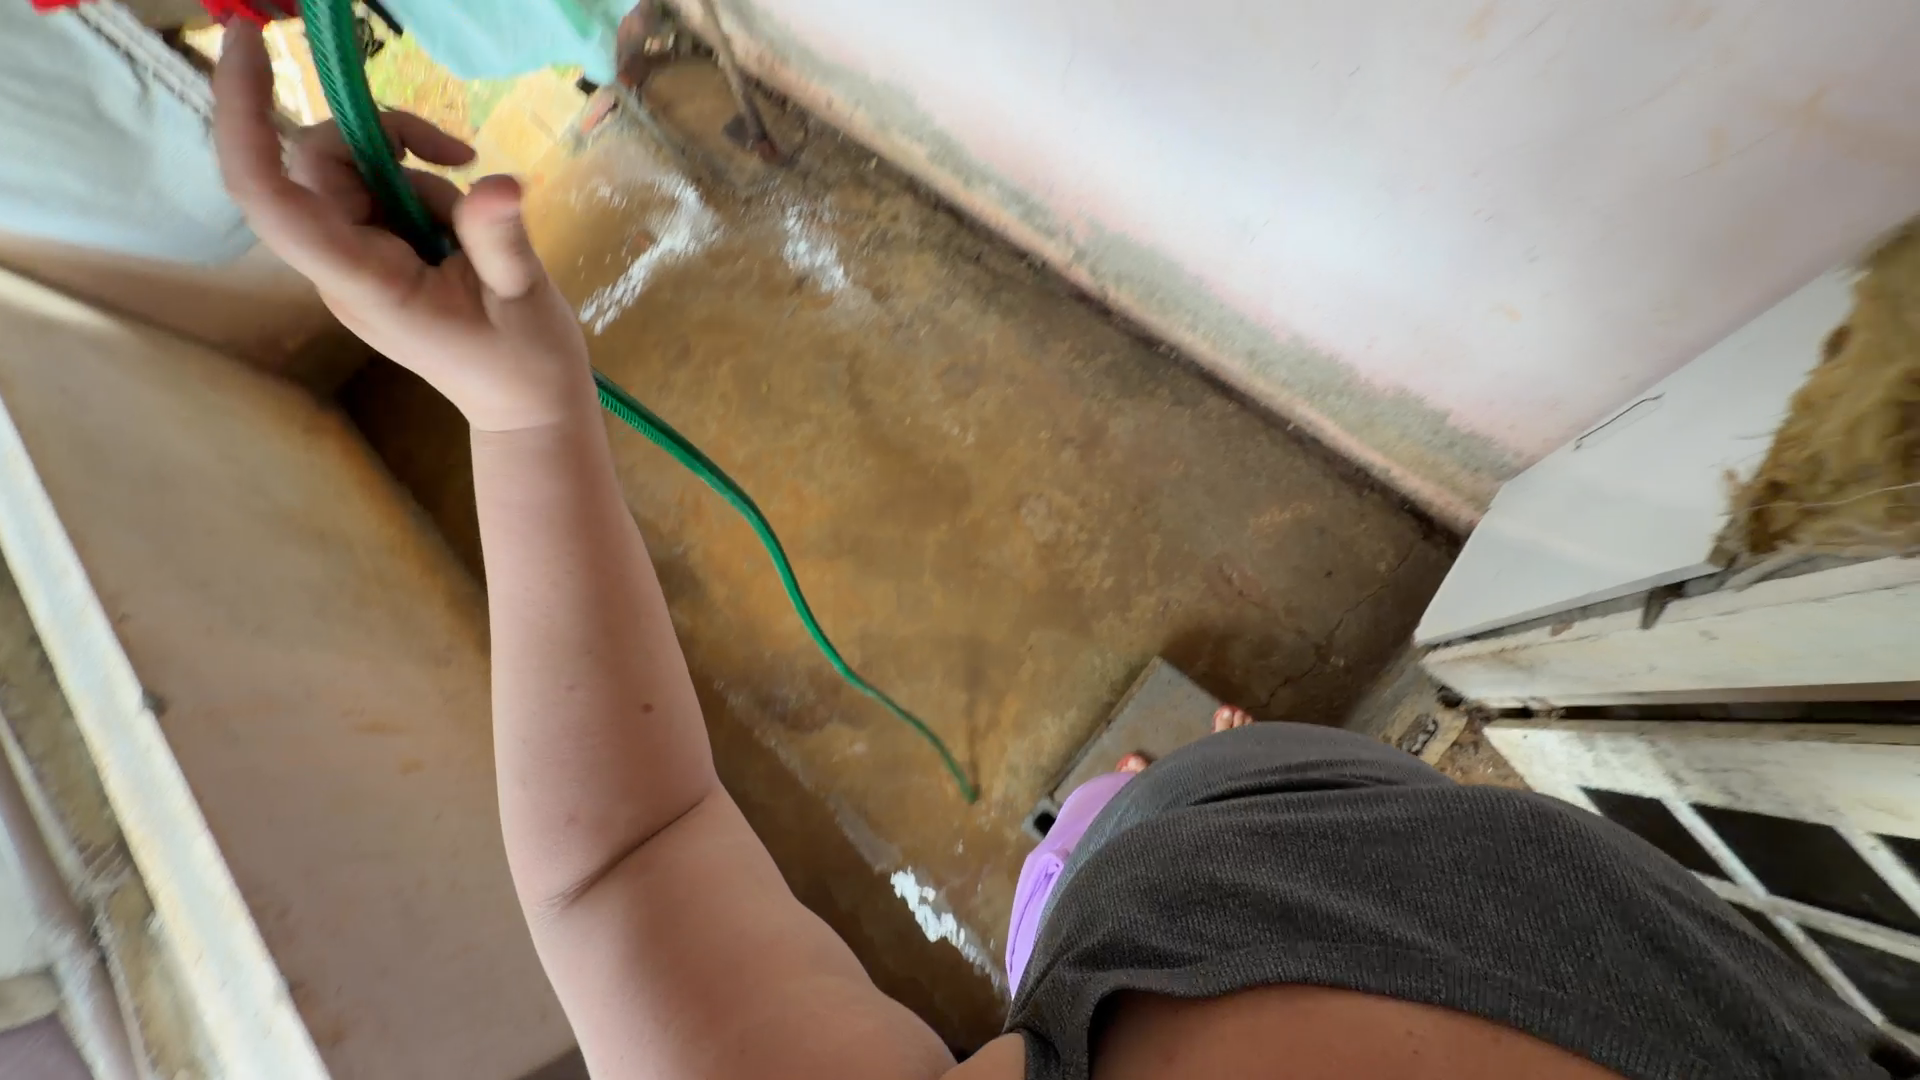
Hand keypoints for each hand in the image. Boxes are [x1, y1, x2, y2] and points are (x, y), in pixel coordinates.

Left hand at [212, 22, 592, 431]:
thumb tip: (498, 180)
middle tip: (460, 155)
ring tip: (483, 234)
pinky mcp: (386, 265)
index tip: (251, 45)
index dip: (243, 114)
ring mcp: (363, 267)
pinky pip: (386, 204)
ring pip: (359, 180)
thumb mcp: (524, 299)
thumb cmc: (527, 367)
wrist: (532, 411)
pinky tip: (473, 237)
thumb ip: (499, 237)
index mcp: (365, 281)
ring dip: (423, 181)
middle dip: (387, 143)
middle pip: (322, 166)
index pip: (269, 192)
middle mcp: (345, 269)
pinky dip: (430, 200)